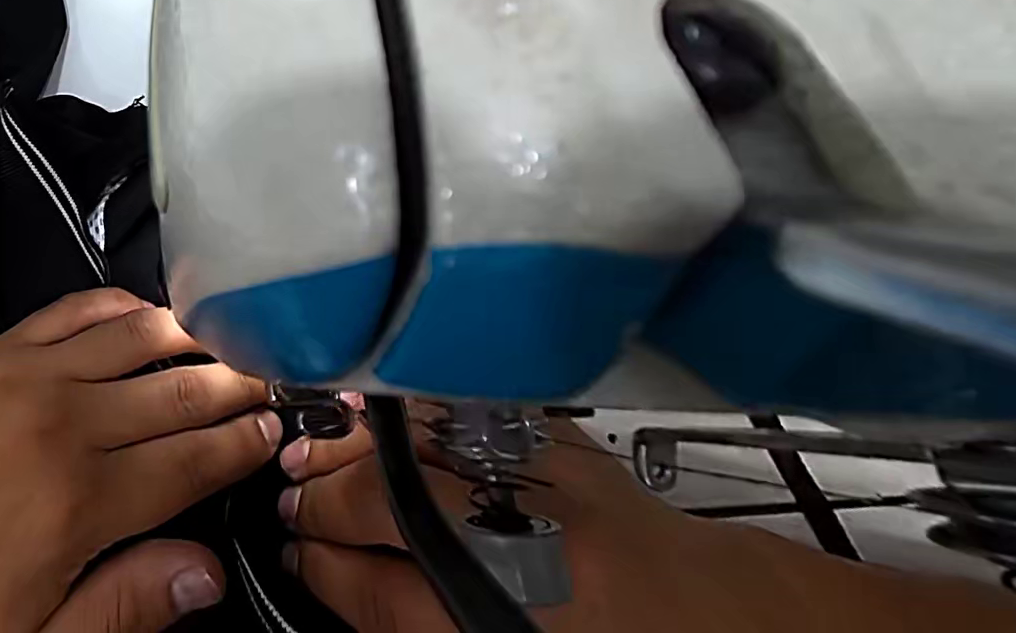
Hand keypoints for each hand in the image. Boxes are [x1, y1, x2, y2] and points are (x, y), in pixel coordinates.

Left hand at [0, 289, 282, 632]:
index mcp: (79, 502)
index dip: (242, 441)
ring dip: (189, 336)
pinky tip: (143, 311)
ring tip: (224, 340)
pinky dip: (118, 306)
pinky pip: (73, 311)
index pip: (192, 458)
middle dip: (232, 383)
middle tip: (269, 377)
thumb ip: (124, 606)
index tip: (274, 425)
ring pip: (136, 337)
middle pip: (177, 390)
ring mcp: (27, 375)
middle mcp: (65, 420)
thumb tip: (207, 571)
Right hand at [275, 414, 1015, 632]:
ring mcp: (538, 474)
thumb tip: (337, 574)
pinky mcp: (554, 436)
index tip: (286, 545)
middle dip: (323, 497)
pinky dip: (405, 411)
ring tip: (307, 444)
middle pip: (388, 505)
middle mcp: (521, 539)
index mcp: (515, 616)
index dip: (324, 566)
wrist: (733, 619)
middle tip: (282, 489)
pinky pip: (456, 412)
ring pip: (413, 448)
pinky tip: (370, 405)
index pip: (384, 594)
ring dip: (351, 447)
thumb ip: (419, 622)